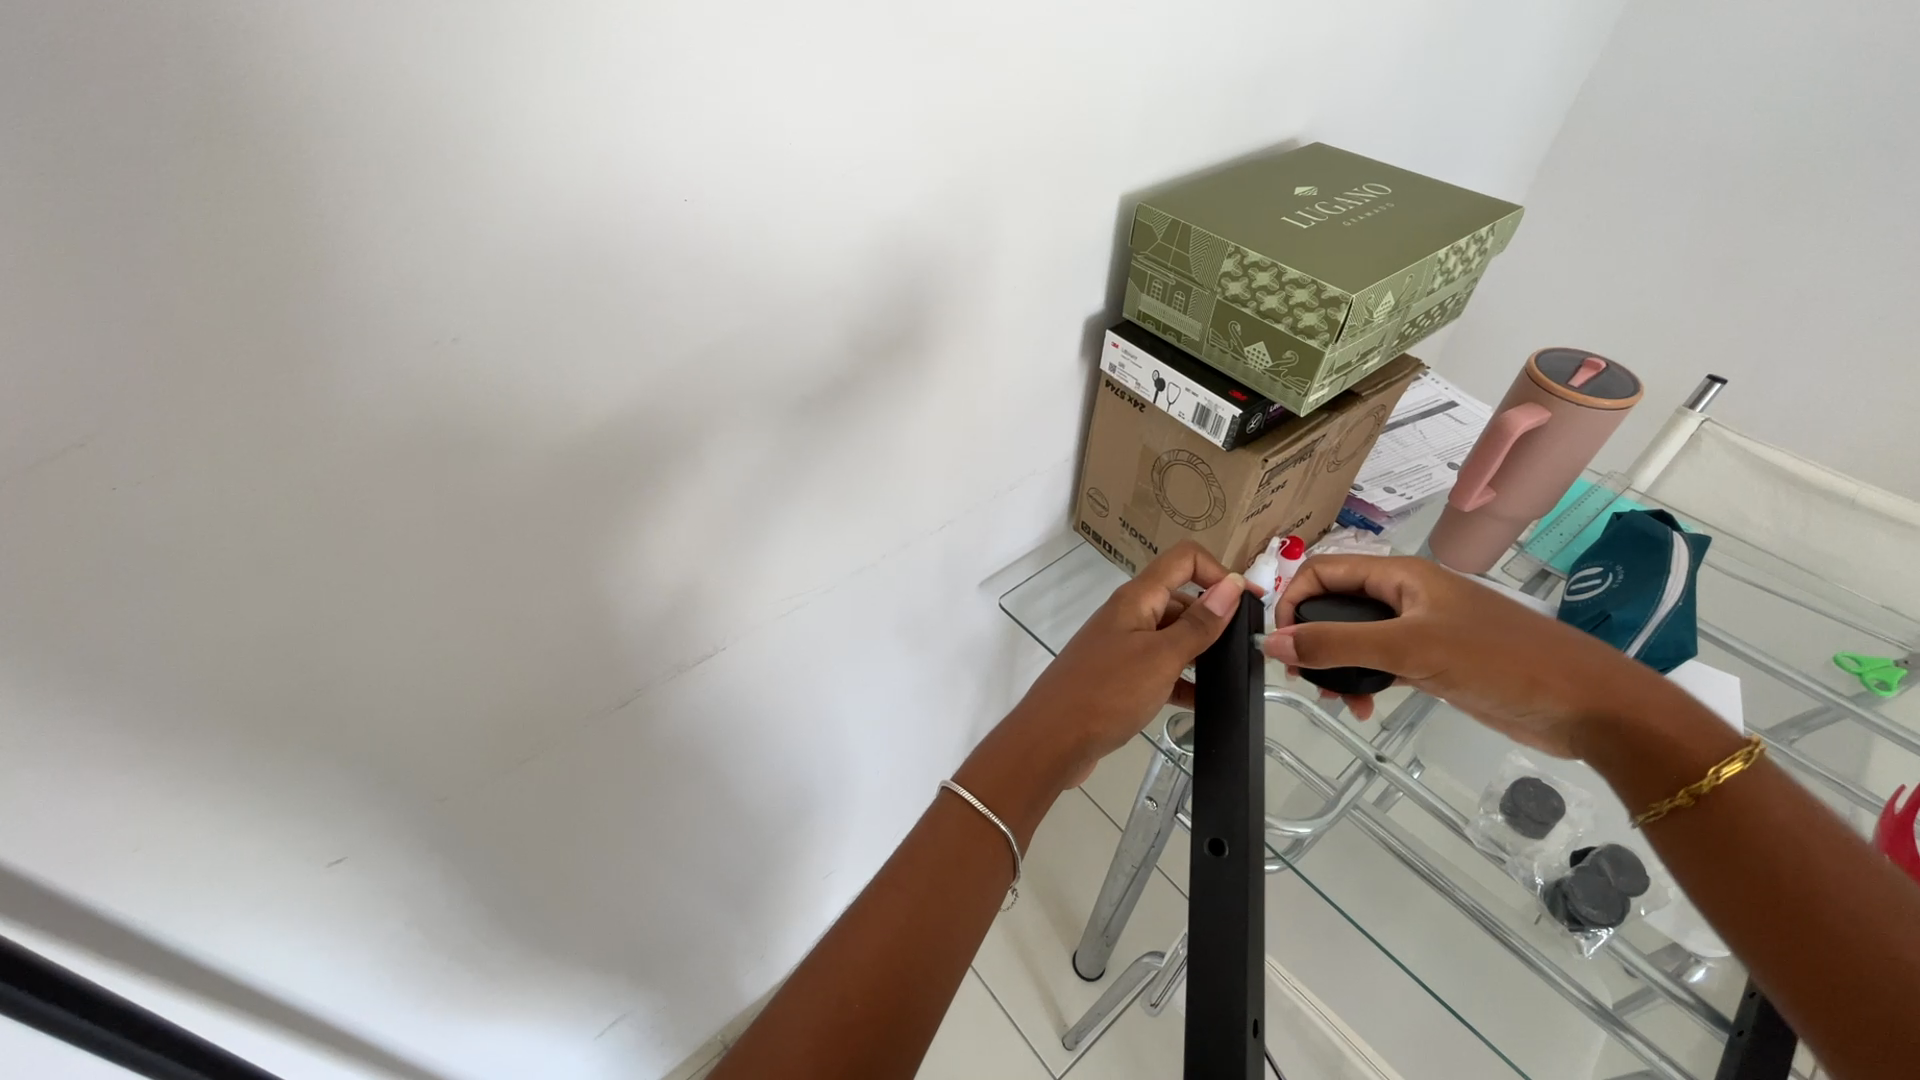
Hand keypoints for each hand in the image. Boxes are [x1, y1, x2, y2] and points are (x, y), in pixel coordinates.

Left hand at [1008, 541, 1250, 788]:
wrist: (1052, 740)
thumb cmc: (1106, 693)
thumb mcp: (1161, 657)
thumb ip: (1199, 624)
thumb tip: (1231, 586)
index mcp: (1136, 599)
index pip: (1184, 560)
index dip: (1220, 572)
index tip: (1251, 602)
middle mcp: (1129, 616)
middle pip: (1181, 599)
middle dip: (1215, 617)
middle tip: (1249, 649)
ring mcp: (1122, 648)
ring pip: (1172, 637)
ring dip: (1201, 652)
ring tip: (1233, 678)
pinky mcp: (1119, 679)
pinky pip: (1159, 670)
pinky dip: (1182, 681)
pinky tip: (1202, 703)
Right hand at [1263, 555, 1661, 757]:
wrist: (1587, 706)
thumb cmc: (1499, 662)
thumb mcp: (1408, 649)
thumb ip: (1336, 644)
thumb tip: (1271, 642)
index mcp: (1402, 575)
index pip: (1323, 571)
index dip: (1293, 600)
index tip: (1282, 642)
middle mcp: (1407, 596)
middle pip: (1335, 605)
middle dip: (1310, 638)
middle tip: (1301, 676)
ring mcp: (1421, 630)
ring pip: (1355, 638)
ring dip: (1334, 666)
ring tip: (1332, 699)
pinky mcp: (1434, 662)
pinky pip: (1380, 664)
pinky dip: (1362, 682)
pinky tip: (1363, 708)